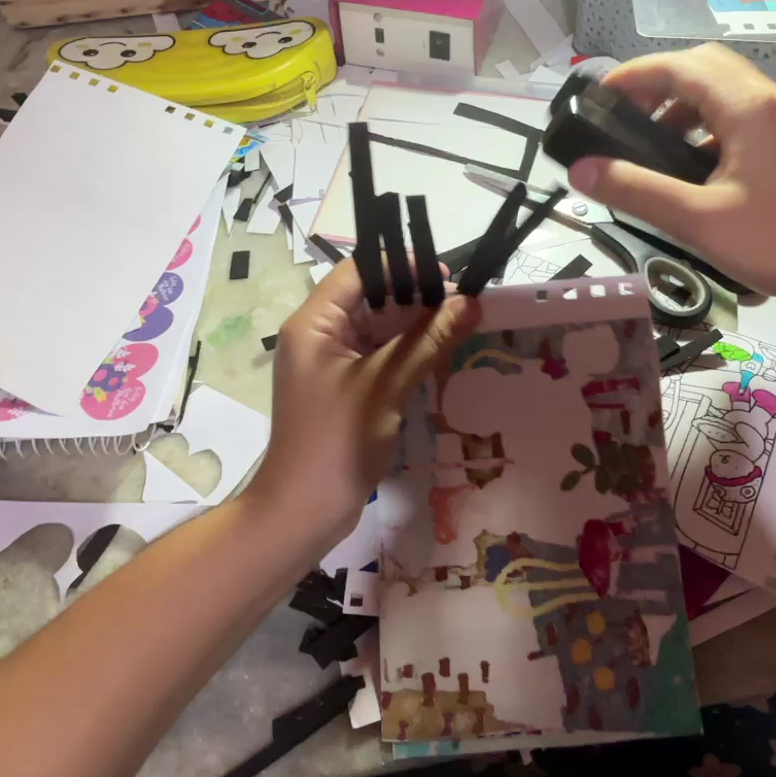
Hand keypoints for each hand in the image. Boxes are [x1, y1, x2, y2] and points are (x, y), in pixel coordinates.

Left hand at [247, 259, 479, 539]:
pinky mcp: (340, 386)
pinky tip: (438, 353)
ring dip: (413, 325)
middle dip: (414, 297)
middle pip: (368, 297)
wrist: (304, 509)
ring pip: (375, 327)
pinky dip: (404, 351)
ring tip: (458, 323)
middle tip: (461, 302)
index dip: (401, 267)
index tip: (446, 276)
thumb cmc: (338, 440)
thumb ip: (428, 340)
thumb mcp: (387, 385)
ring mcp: (327, 362)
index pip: (358, 272)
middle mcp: (316, 334)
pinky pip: (375, 354)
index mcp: (313, 323)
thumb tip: (471, 302)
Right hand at [565, 44, 775, 360]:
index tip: (598, 99)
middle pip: (703, 65)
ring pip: (723, 87)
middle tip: (623, 117)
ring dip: (682, 103)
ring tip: (650, 142)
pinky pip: (738, 112)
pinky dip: (704, 122)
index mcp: (747, 108)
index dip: (633, 75)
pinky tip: (689, 163)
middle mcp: (768, 100)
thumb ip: (634, 191)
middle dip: (657, 83)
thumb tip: (580, 170)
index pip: (680, 66)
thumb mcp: (696, 220)